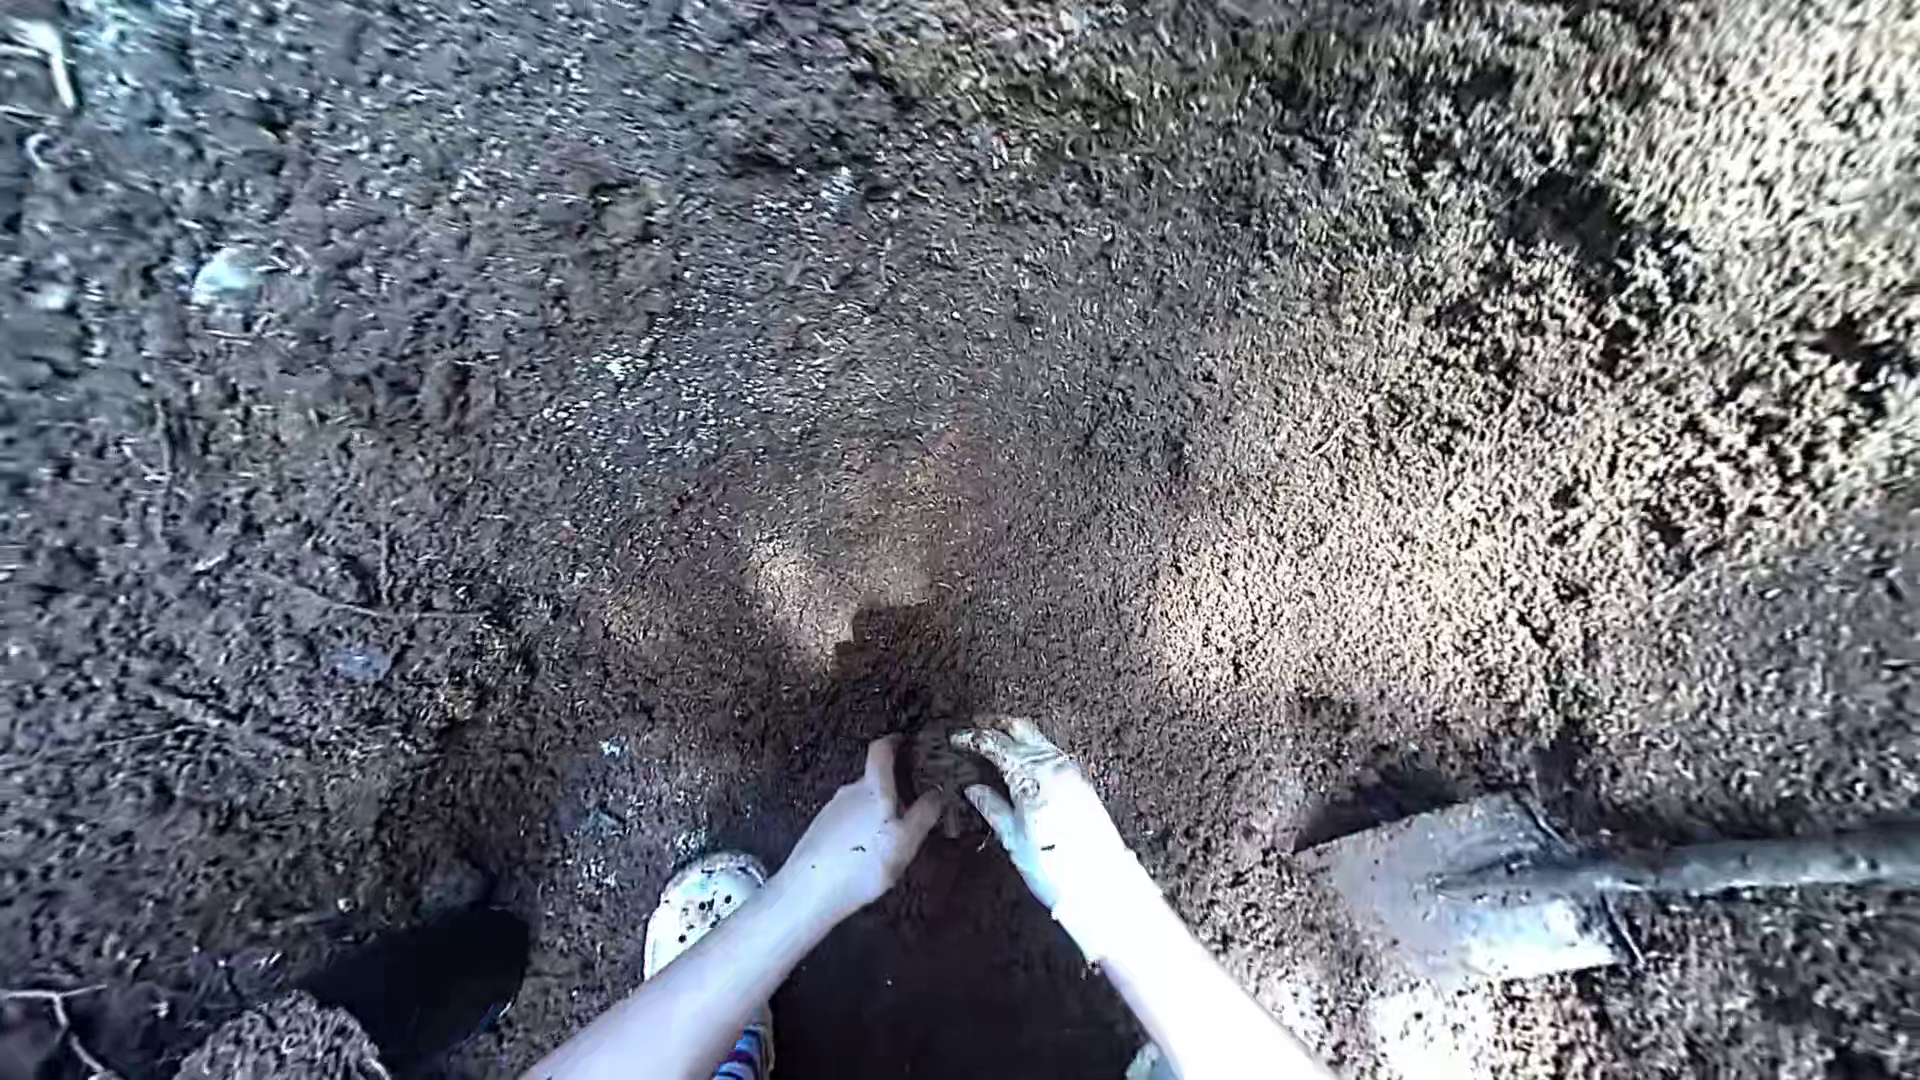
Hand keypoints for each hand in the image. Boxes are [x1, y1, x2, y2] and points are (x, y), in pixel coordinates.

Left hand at [776, 736, 941, 921]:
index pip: (881, 749)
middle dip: (892, 785)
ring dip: (877, 807)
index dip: (894, 740)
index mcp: (873, 788)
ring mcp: (832, 809)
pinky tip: (866, 850)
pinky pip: (848, 817)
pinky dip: (862, 823)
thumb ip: (924, 814)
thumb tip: (938, 791)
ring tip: (891, 832)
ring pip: (861, 799)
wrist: (806, 893)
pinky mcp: (820, 828)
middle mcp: (850, 791)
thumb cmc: (861, 865)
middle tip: (910, 802)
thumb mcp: (905, 842)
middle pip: (873, 777)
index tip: (906, 741)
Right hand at [952, 717, 1162, 961]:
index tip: (957, 739)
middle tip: (975, 730)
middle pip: (1019, 729)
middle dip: (995, 725)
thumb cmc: (1057, 868)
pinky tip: (1023, 761)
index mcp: (1030, 774)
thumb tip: (974, 789)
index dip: (973, 738)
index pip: (995, 743)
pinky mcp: (1080, 780)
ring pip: (1036, 738)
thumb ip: (992, 807)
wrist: (1104, 885)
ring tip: (995, 743)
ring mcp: (1068, 769)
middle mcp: (1051, 764)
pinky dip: (1032, 748)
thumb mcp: (1013, 839)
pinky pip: (1050, 751)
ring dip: (1014, 735)